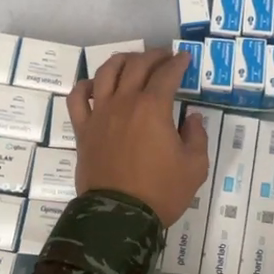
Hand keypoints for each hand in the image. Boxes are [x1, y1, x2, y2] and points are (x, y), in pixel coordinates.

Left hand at [67, 48, 209, 225]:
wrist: (119, 217)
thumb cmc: (161, 191)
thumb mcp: (194, 166)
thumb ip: (197, 136)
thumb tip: (192, 118)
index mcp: (153, 108)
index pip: (167, 74)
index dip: (178, 63)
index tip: (185, 58)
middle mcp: (124, 102)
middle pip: (137, 66)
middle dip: (154, 56)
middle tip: (164, 57)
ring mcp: (99, 114)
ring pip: (105, 73)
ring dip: (121, 60)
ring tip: (132, 60)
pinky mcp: (83, 130)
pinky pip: (77, 98)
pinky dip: (85, 86)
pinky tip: (95, 86)